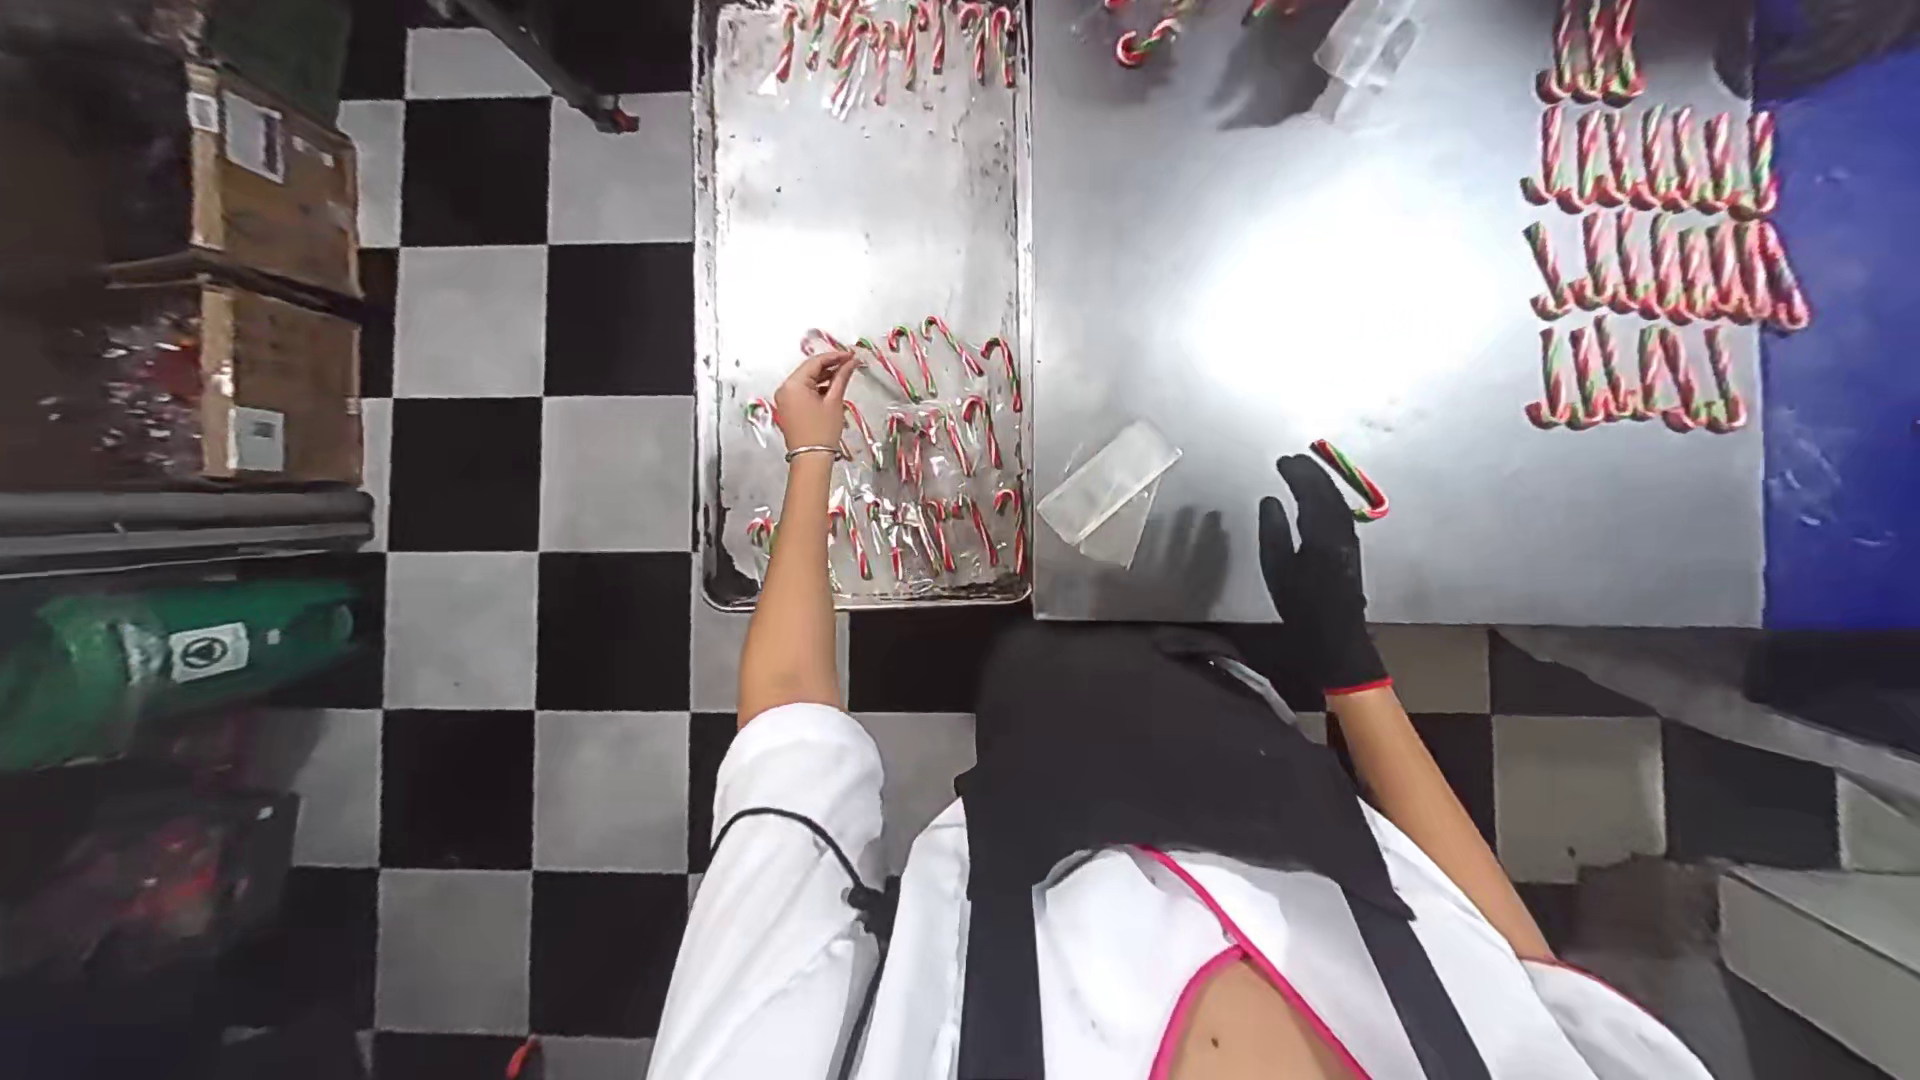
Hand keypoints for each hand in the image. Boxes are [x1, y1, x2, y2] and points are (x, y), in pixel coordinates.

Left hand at [774, 349, 859, 454]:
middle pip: (809, 371)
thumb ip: (841, 378)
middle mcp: (784, 389)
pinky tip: (832, 390)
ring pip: (807, 382)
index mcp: (793, 384)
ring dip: (824, 378)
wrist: (811, 459)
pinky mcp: (788, 409)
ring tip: (844, 377)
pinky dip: (817, 390)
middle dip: (830, 367)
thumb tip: (851, 362)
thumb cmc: (823, 431)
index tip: (851, 355)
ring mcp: (784, 399)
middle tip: (850, 364)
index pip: (815, 362)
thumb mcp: (834, 402)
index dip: (835, 357)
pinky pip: (803, 393)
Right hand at [1257, 455, 1387, 694]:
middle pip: (1328, 492)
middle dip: (1311, 473)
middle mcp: (1341, 530)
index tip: (1282, 461)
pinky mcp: (1349, 546)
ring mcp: (1349, 538)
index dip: (1297, 474)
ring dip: (1320, 483)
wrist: (1334, 633)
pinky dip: (1326, 497)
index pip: (1311, 492)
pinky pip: (1339, 510)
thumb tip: (1270, 500)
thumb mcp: (1276, 567)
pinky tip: (1316, 498)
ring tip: (1302, 472)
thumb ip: (1273, 530)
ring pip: (1336, 500)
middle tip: (1292, 460)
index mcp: (1321, 533)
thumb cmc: (1299, 603)